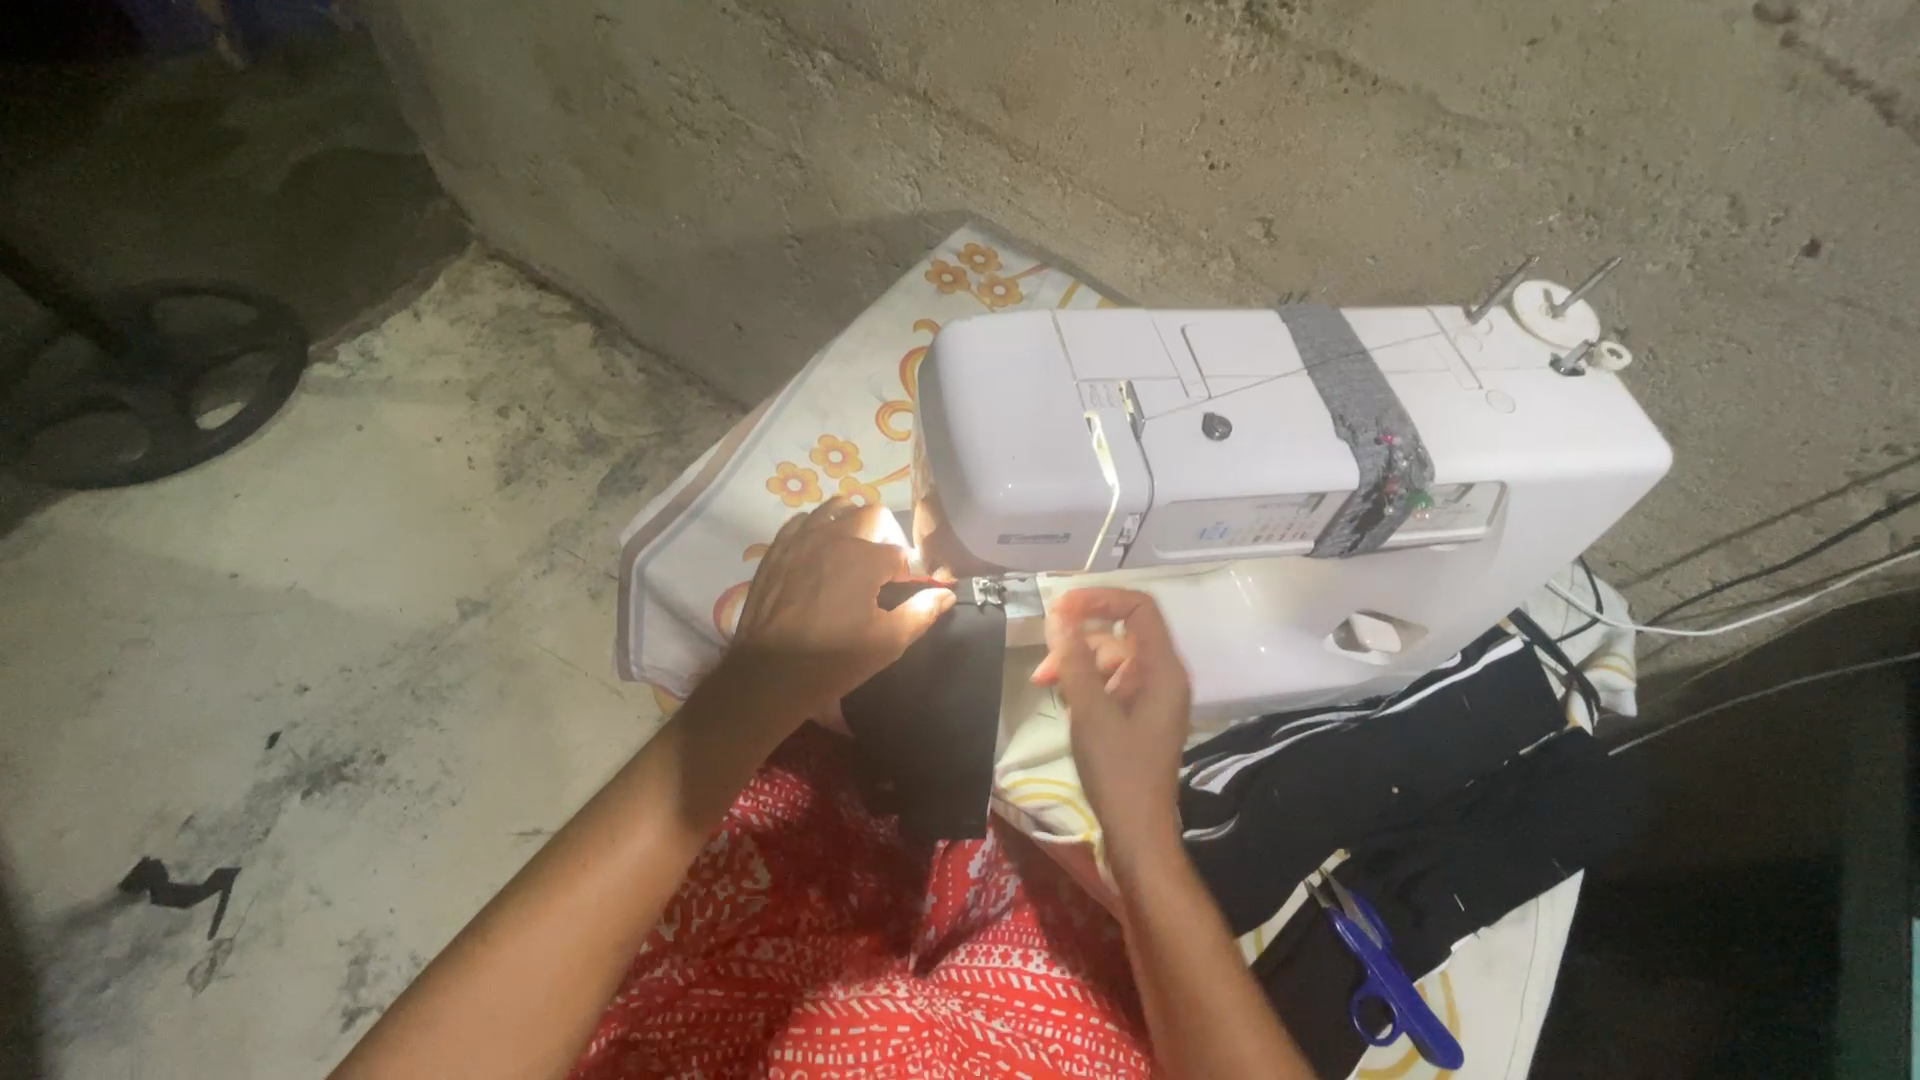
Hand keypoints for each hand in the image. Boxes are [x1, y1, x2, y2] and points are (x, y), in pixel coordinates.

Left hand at [725, 496, 955, 726]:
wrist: (769, 675)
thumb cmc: (833, 659)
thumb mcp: (888, 642)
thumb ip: (922, 612)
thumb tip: (947, 593)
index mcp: (865, 557)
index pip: (900, 553)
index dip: (906, 574)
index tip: (902, 594)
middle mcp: (833, 536)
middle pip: (870, 515)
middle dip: (884, 538)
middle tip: (881, 572)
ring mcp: (800, 539)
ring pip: (834, 508)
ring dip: (851, 522)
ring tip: (853, 551)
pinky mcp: (776, 550)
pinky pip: (801, 521)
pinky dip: (817, 528)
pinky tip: (819, 551)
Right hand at [1031, 588, 1191, 851]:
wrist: (1136, 832)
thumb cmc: (1118, 771)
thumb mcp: (1090, 711)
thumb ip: (1074, 658)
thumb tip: (1059, 614)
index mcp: (1163, 669)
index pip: (1138, 608)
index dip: (1099, 598)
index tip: (1060, 608)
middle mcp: (1162, 676)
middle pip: (1118, 634)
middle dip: (1077, 640)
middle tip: (1042, 662)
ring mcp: (1151, 697)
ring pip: (1109, 659)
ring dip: (1075, 664)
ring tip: (1045, 686)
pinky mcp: (1138, 715)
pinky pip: (1109, 683)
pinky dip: (1084, 684)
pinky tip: (1063, 700)